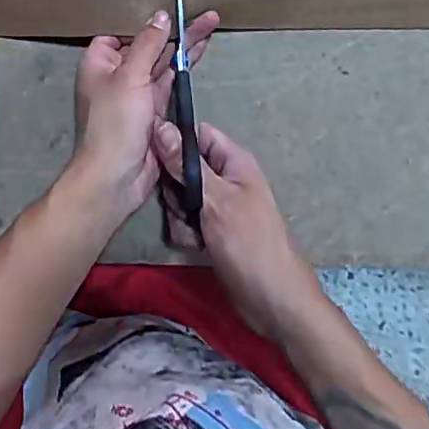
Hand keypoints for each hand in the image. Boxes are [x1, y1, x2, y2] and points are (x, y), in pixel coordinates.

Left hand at [66, 9, 218, 221]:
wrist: (115, 177)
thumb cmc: (115, 121)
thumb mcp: (130, 76)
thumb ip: (148, 44)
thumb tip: (160, 16)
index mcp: (100, 62)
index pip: (120, 34)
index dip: (142, 24)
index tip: (166, 12)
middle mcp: (116, 75)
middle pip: (148, 46)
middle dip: (174, 32)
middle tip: (205, 15)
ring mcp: (136, 94)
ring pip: (162, 64)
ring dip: (185, 47)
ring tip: (211, 25)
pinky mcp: (153, 111)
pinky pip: (170, 84)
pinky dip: (185, 69)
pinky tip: (200, 52)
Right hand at [154, 120, 326, 342]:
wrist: (274, 303)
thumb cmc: (250, 244)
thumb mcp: (214, 199)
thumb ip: (184, 164)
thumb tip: (160, 124)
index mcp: (233, 160)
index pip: (196, 133)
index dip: (173, 140)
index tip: (154, 154)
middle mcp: (225, 177)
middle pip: (183, 166)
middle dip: (174, 187)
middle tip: (180, 205)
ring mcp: (219, 204)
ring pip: (181, 195)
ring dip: (178, 214)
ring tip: (191, 230)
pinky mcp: (212, 228)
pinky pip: (187, 219)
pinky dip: (185, 231)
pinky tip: (194, 245)